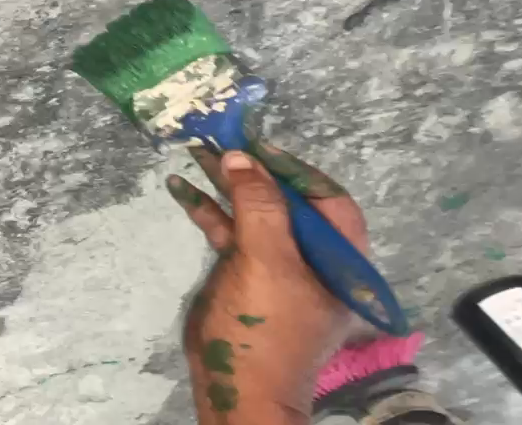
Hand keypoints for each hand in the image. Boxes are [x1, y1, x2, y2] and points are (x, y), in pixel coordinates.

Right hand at [167, 142, 371, 424]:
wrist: (238, 382)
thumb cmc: (266, 323)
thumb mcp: (267, 260)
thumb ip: (258, 207)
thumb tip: (241, 156)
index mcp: (341, 262)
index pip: (329, 202)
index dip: (294, 170)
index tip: (255, 145)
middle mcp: (314, 259)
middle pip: (286, 202)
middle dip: (251, 170)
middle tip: (215, 139)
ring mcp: (278, 265)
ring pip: (252, 211)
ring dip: (223, 183)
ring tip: (192, 152)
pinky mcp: (245, 271)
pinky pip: (228, 230)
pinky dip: (205, 208)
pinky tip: (180, 188)